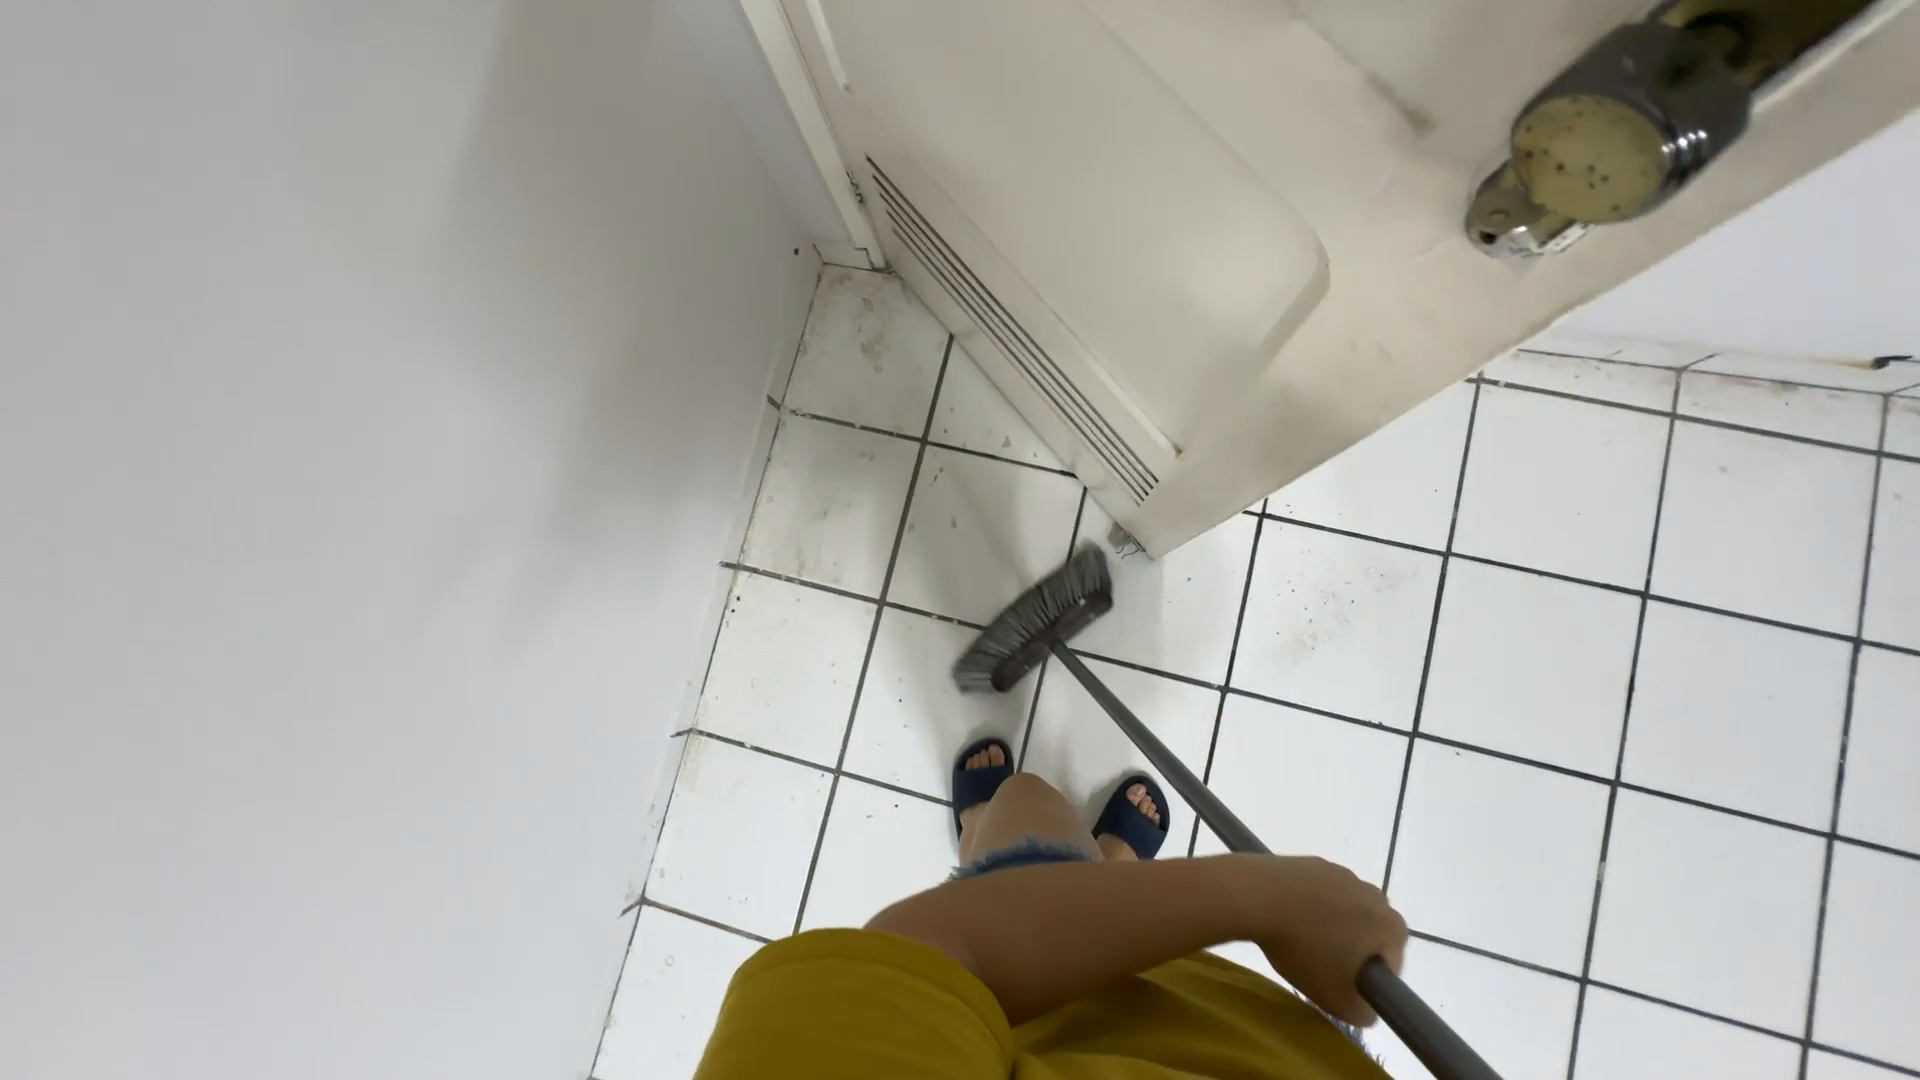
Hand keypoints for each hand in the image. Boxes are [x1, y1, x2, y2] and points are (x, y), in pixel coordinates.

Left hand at [1231, 855, 1407, 1026]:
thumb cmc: (1304, 950)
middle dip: (1347, 949)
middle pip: (1367, 933)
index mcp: (1390, 924)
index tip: (1339, 981)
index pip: (1390, 963)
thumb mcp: (1340, 1003)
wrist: (1256, 896)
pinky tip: (1284, 914)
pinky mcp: (1310, 861)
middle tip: (1317, 961)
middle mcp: (1372, 892)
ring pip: (1341, 910)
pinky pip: (1316, 891)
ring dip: (1325, 925)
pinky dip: (1305, 903)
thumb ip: (1365, 1013)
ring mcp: (1339, 871)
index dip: (1366, 979)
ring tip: (1296, 937)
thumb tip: (1364, 1004)